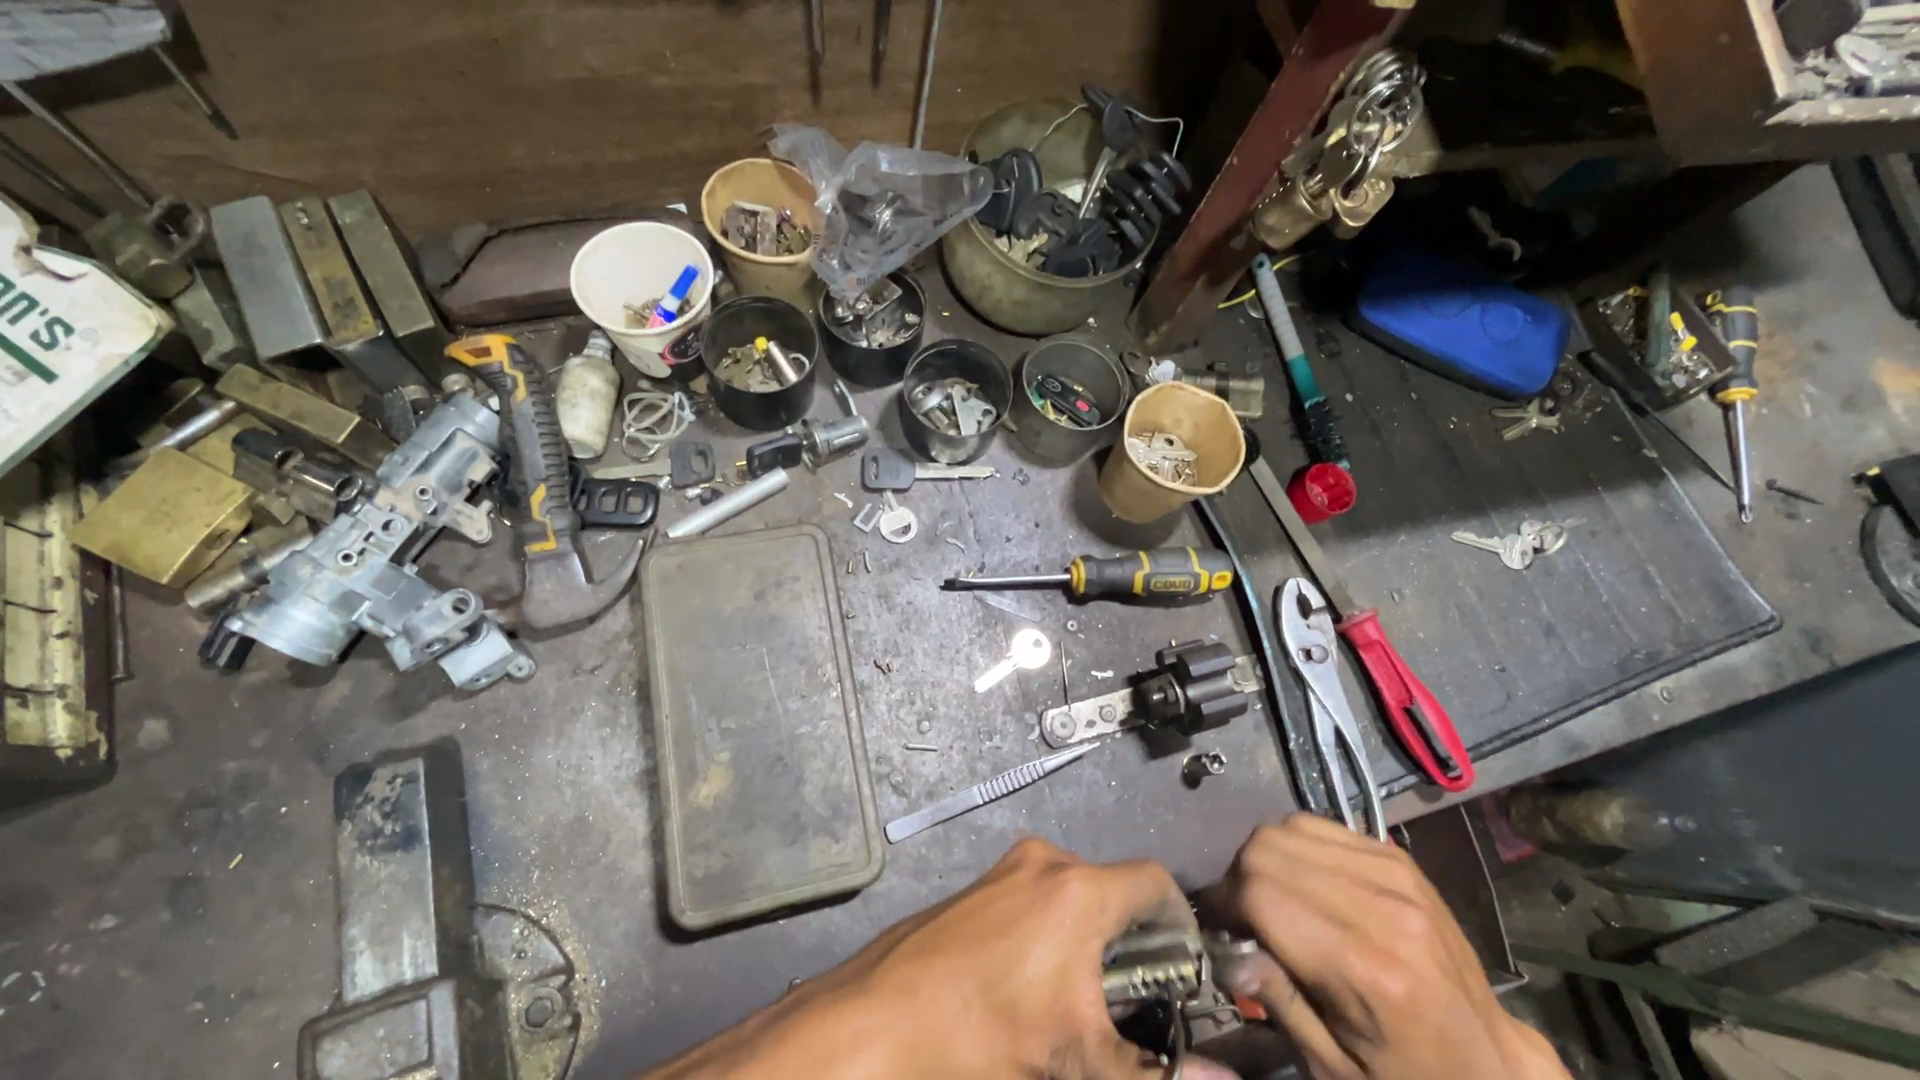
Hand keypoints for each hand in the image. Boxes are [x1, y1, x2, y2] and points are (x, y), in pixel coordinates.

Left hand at [642, 836, 1191, 1079]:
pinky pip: (1032, 900)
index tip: (1185, 967)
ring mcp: (1001, 872)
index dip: (1180, 922)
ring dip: (1087, 938)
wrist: (874, 1021)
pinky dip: (1048, 933)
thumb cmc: (981, 1032)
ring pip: (1070, 895)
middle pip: (1113, 889)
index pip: (1156, 882)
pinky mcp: (973, 890)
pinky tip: (1031, 985)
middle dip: (1131, 940)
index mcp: (1077, 889)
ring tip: (1080, 998)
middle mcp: (1043, 863)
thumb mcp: (1074, 1059)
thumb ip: (1153, 1070)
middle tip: (1136, 995)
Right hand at [1214, 815, 1568, 1079]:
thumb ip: (1276, 1000)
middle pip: (1267, 848)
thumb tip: (1225, 949)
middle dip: (1238, 878)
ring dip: (1265, 858)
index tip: (1218, 931)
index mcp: (1365, 969)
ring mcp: (1397, 875)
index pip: (1260, 893)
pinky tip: (1304, 884)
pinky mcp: (1402, 859)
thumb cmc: (1402, 1076)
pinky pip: (1321, 826)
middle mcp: (1382, 907)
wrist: (1488, 1061)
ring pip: (1289, 827)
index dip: (1223, 904)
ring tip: (1271, 899)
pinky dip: (1297, 848)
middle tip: (1242, 918)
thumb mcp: (1331, 1066)